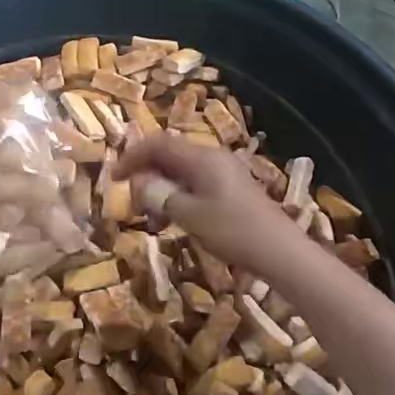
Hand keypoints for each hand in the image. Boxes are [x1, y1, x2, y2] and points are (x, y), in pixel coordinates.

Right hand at [114, 136, 308, 276]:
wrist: (280, 251)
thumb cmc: (233, 231)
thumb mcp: (190, 216)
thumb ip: (161, 196)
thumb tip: (139, 182)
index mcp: (202, 158)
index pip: (158, 144)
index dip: (132, 156)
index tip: (114, 177)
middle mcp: (213, 157)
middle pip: (170, 154)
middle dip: (146, 173)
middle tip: (131, 199)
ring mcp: (225, 172)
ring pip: (182, 170)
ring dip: (162, 187)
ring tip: (152, 215)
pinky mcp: (232, 188)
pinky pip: (196, 182)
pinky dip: (179, 195)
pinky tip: (176, 219)